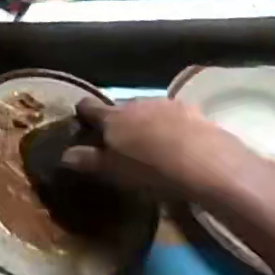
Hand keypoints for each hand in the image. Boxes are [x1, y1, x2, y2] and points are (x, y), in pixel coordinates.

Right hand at [62, 93, 264, 200]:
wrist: (210, 165)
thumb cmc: (153, 170)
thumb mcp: (116, 172)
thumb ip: (89, 161)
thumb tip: (64, 155)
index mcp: (112, 116)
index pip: (88, 106)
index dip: (83, 113)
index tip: (82, 123)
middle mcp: (135, 103)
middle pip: (119, 108)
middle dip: (119, 121)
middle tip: (122, 143)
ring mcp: (166, 104)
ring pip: (147, 110)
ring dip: (146, 122)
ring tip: (153, 146)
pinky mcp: (193, 111)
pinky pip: (174, 116)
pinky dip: (171, 126)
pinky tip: (180, 145)